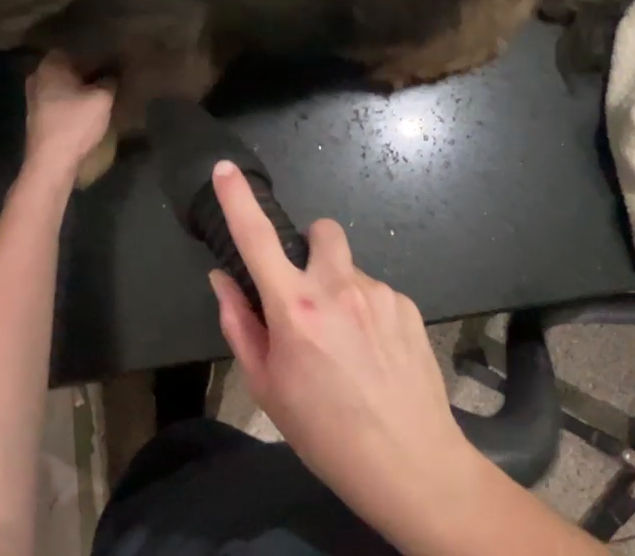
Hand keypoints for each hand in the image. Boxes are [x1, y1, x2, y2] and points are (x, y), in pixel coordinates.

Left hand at [22, 54, 113, 176]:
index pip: (75, 48)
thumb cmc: (75, 124)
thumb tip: (112, 74)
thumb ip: (109, 80)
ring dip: (80, 86)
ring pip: (63, 84)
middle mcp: (38, 76)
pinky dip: (72, 99)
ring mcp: (34, 97)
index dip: (95, 52)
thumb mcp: (102, 99)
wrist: (51, 163)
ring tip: (102, 89)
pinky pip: (59, 99)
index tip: (112, 56)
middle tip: (110, 72)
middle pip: (68, 66)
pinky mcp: (38, 115)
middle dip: (88, 69)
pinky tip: (88, 105)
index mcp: (50, 65)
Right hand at [206, 161, 475, 524]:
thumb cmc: (325, 433)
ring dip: (340, 290)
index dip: (237, 199)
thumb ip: (240, 325)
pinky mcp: (407, 305)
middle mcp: (338, 287)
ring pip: (349, 268)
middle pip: (321, 230)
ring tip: (346, 345)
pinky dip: (367, 312)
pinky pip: (377, 293)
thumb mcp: (267, 388)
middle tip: (307, 292)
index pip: (257, 239)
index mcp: (294, 308)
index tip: (226, 170)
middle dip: (310, 247)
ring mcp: (379, 293)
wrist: (410, 464)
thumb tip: (223, 280)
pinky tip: (374, 355)